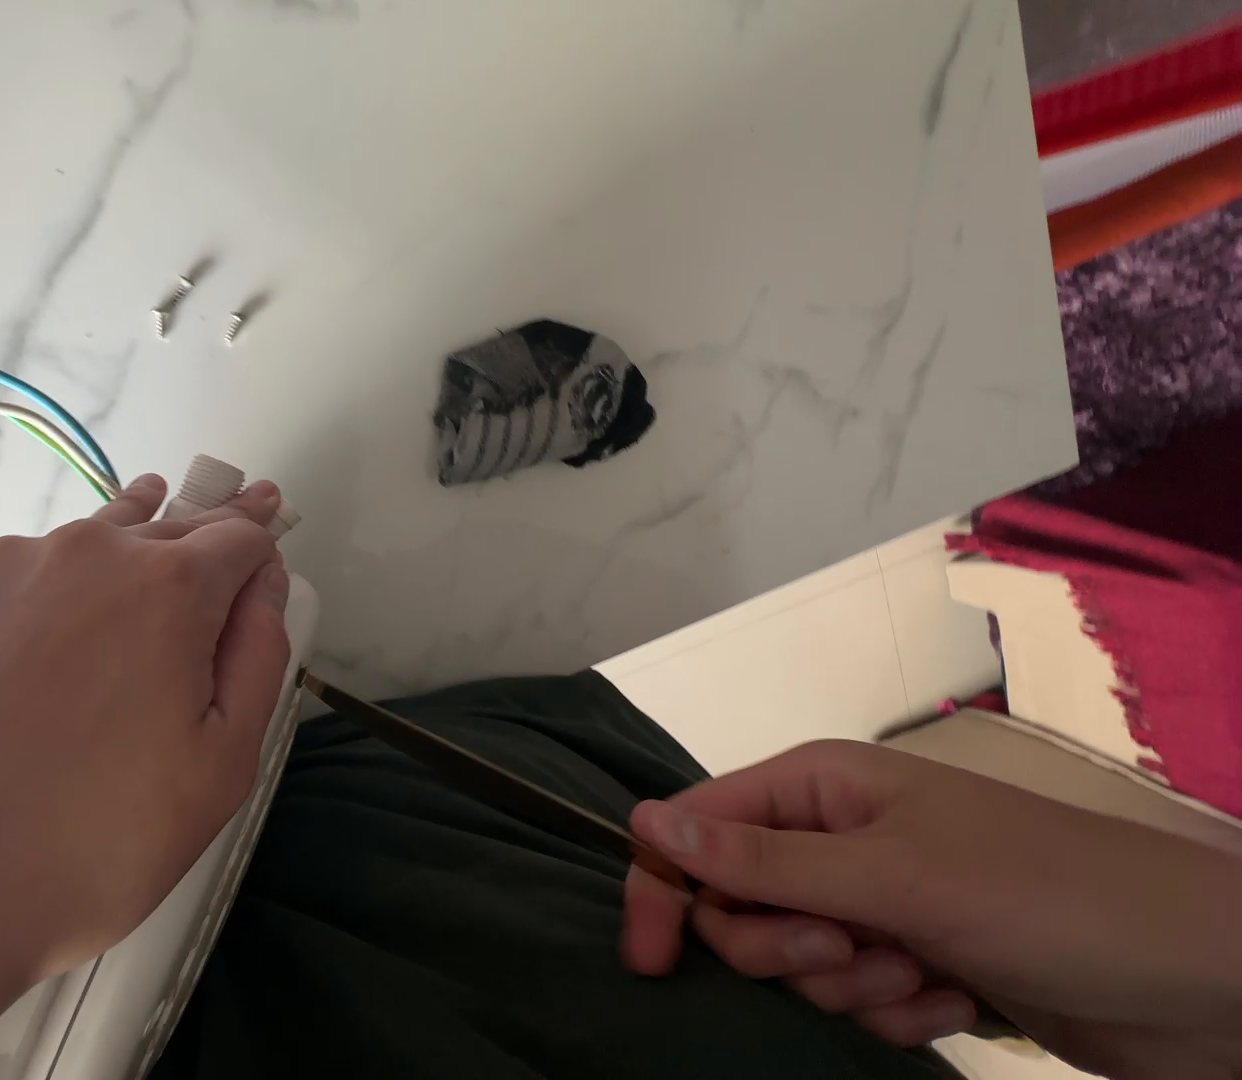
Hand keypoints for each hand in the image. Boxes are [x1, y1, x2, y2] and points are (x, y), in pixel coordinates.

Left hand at [0, 475, 294, 1078]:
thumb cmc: (84, 842)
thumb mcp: (218, 769)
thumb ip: (257, 660)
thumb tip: (262, 588)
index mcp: (167, 588)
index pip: (237, 535)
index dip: (261, 537)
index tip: (272, 524)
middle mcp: (87, 552)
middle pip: (167, 524)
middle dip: (207, 526)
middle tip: (235, 511)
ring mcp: (4, 566)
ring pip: (90, 538)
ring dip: (129, 535)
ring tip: (150, 513)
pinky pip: (22, 572)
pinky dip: (52, 581)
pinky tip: (46, 624)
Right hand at [620, 740, 1241, 1078]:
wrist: (1219, 985)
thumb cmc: (1047, 896)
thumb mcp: (893, 876)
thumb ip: (760, 858)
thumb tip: (641, 822)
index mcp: (811, 786)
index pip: (696, 828)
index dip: (663, 886)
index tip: (650, 960)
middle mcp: (825, 834)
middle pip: (737, 899)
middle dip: (783, 943)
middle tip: (847, 954)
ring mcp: (865, 895)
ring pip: (789, 952)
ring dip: (846, 981)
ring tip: (919, 976)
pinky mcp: (902, 952)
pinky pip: (846, 990)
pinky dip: (889, 1006)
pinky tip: (948, 998)